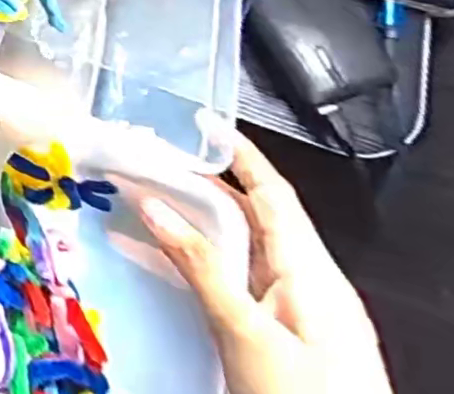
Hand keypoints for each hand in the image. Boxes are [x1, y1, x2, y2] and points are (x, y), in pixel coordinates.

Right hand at [137, 134, 392, 393]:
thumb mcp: (246, 333)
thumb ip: (199, 265)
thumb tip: (152, 202)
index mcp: (313, 276)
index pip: (275, 196)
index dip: (241, 154)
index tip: (203, 120)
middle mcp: (308, 284)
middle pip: (252, 214)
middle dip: (201, 180)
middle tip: (148, 156)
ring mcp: (296, 308)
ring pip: (239, 242)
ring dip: (191, 214)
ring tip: (140, 191)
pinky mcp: (279, 328)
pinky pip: (233, 271)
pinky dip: (194, 250)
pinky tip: (155, 248)